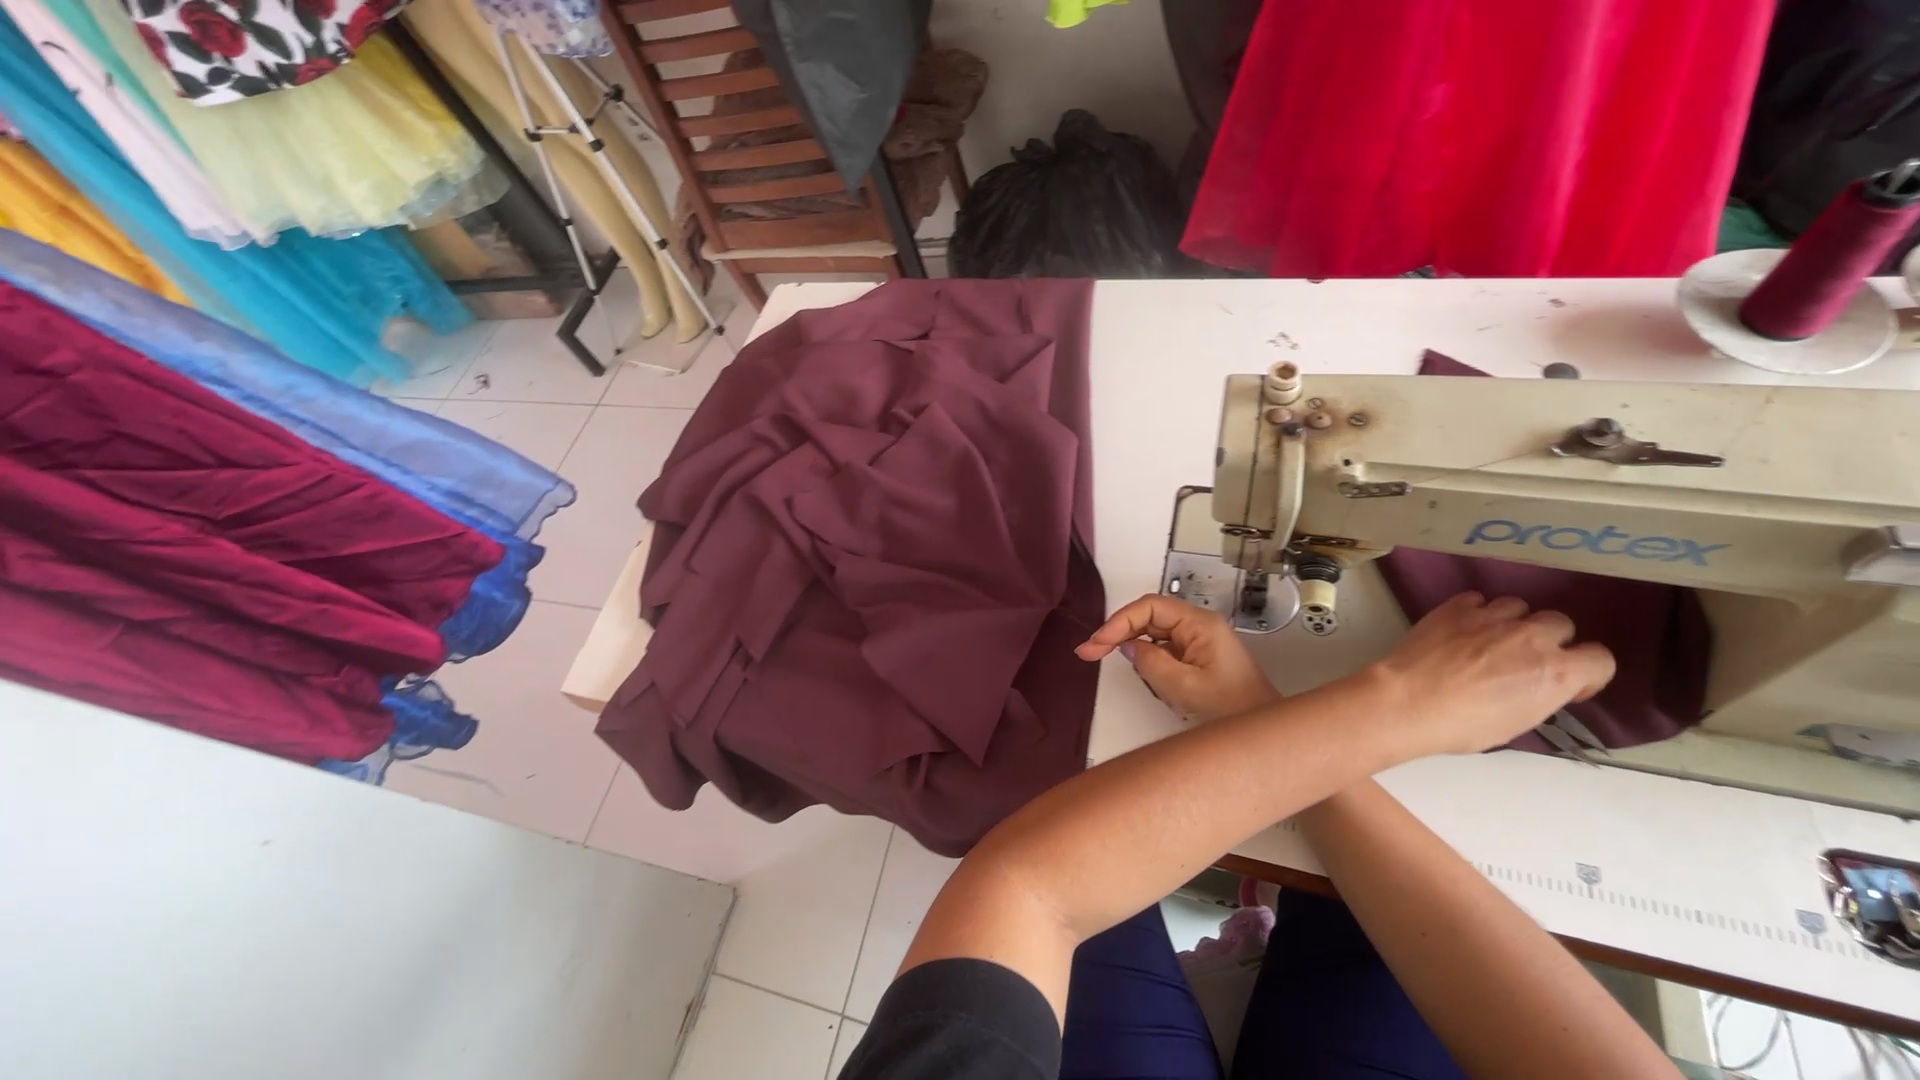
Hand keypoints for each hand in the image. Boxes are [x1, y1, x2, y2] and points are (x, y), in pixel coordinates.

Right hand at [1075, 594, 1280, 722]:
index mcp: (1200, 625)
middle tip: (1089, 653)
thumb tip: (1128, 647)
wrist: (1262, 733)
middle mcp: (1199, 627)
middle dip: (1118, 633)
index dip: (1119, 622)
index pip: (1150, 607)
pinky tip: (1143, 678)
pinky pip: (1163, 651)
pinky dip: (1146, 662)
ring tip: (1107, 661)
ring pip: (1153, 634)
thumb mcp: (1183, 687)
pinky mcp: (1197, 658)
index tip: (1097, 643)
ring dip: (1131, 647)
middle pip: (1148, 618)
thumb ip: (1150, 662)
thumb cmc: (1232, 709)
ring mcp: (1198, 642)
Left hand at [1369, 592, 1615, 756]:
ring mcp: (1493, 617)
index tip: (1566, 685)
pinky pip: (1477, 600)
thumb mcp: (1518, 721)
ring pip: (1519, 607)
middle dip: (1549, 640)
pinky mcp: (1457, 607)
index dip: (1587, 672)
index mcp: (1557, 671)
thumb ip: (1540, 694)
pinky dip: (1475, 612)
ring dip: (1512, 622)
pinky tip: (1461, 629)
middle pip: (1560, 624)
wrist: (1408, 701)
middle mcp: (1533, 636)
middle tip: (1522, 661)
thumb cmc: (1463, 725)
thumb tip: (1537, 685)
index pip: (1601, 659)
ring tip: (1488, 641)